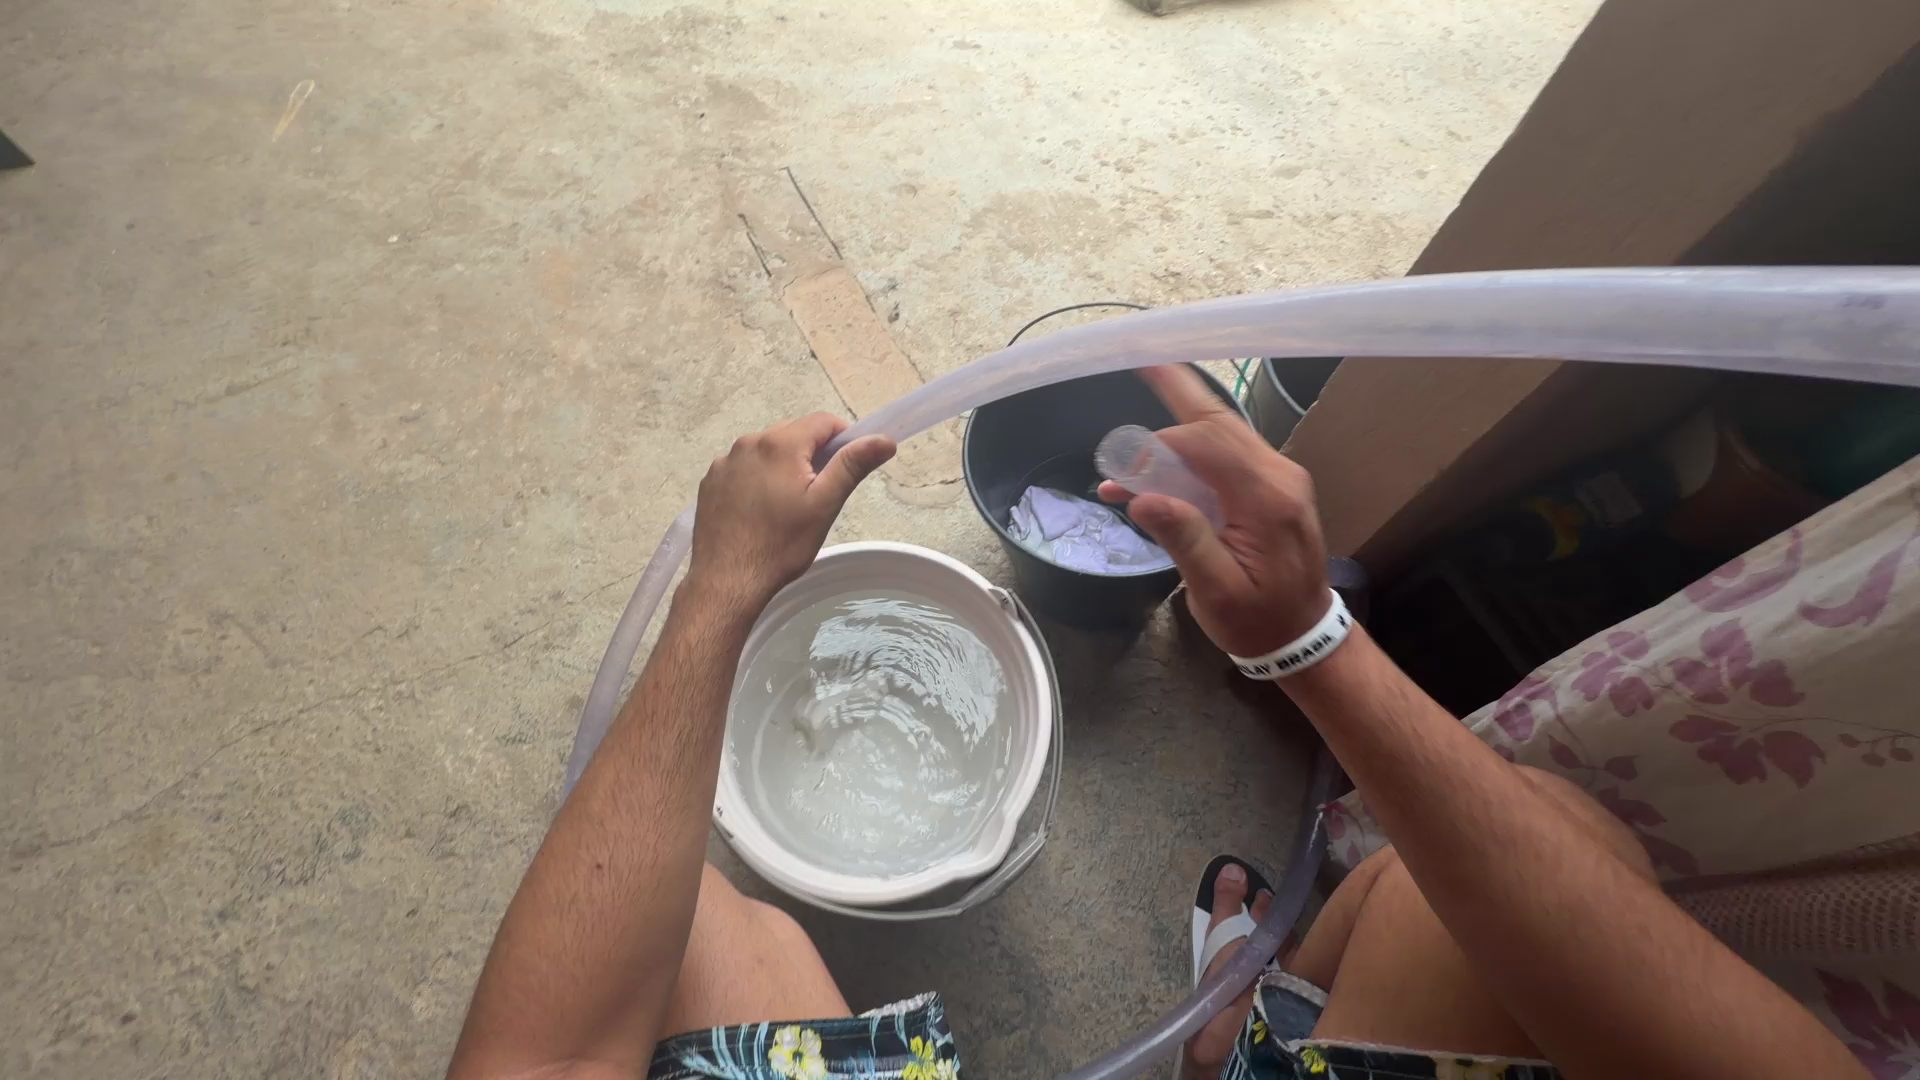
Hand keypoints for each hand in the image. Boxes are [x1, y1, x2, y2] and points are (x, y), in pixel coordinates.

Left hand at [686, 413, 895, 616]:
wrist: (728, 579)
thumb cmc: (782, 544)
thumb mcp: (825, 504)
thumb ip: (852, 465)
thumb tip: (884, 439)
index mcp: (780, 444)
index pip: (823, 421)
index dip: (843, 439)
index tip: (846, 469)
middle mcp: (748, 442)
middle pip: (794, 433)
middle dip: (812, 454)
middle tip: (818, 494)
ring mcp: (725, 462)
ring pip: (767, 450)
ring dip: (784, 466)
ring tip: (787, 506)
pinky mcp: (710, 481)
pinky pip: (743, 467)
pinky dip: (757, 478)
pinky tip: (759, 510)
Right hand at [1097, 365, 1329, 656]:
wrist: (1302, 638)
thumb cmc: (1257, 621)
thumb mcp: (1215, 592)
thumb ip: (1185, 539)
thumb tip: (1141, 496)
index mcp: (1267, 499)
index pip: (1207, 442)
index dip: (1159, 443)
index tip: (1121, 468)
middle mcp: (1277, 476)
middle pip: (1218, 420)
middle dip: (1175, 390)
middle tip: (1142, 355)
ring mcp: (1276, 479)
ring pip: (1220, 433)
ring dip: (1173, 429)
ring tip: (1129, 434)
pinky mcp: (1269, 488)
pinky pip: (1223, 458)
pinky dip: (1185, 456)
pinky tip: (1150, 474)